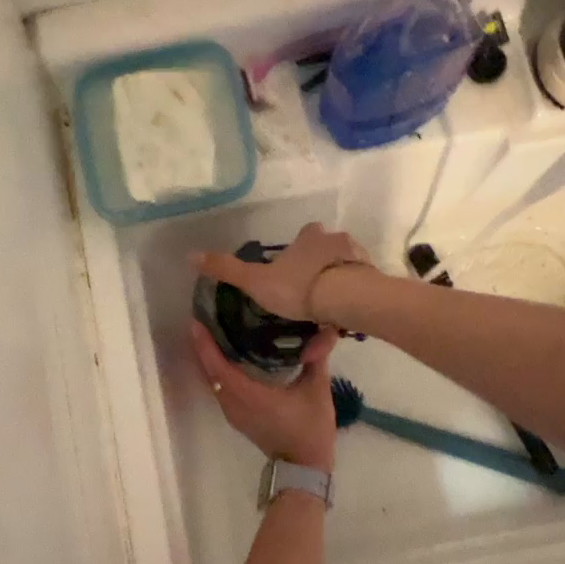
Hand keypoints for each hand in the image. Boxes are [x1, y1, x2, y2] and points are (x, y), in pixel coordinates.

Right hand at [190, 223, 371, 322]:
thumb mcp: (256, 282)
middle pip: (326, 253)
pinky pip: (359, 292)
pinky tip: (342, 326)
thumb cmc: (299, 287)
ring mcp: (359, 259)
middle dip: (318, 272)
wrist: (347, 299)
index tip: (290, 272)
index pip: (303, 237)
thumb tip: (190, 255)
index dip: (297, 252)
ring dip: (336, 291)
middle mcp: (336, 241)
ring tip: (325, 320)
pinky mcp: (374, 280)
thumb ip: (227, 270)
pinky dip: (351, 306)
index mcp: (309, 238)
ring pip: (345, 273)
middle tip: (308, 300)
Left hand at [190, 320, 338, 470]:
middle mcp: (234, 404)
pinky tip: (229, 358)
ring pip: (214, 382)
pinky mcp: (237, 418)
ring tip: (215, 333)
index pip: (218, 367)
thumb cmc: (310, 428)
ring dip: (210, 360)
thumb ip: (316, 357)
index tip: (197, 322)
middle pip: (211, 372)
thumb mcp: (317, 389)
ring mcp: (233, 413)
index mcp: (250, 395)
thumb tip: (323, 327)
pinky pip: (221, 390)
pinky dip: (219, 373)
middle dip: (205, 346)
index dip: (206, 345)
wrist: (304, 466)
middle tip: (207, 319)